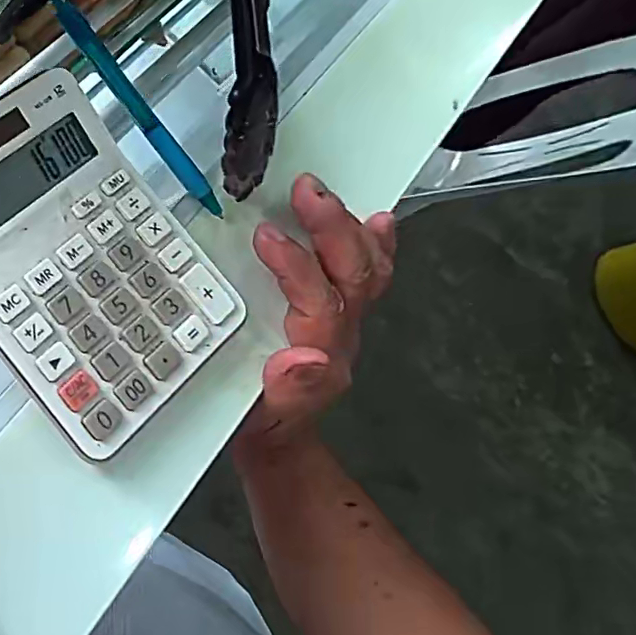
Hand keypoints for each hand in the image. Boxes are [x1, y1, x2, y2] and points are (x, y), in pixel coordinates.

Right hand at [232, 174, 394, 454]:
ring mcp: (342, 323)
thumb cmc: (263, 427)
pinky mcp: (335, 315)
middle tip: (307, 192)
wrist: (277, 441)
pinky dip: (370, 243)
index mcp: (317, 353)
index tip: (266, 236)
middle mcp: (338, 334)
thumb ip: (284, 391)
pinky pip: (365, 275)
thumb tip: (302, 359)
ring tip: (327, 196)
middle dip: (334, 229)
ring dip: (349, 228)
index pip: (318, 299)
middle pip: (352, 274)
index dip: (296, 264)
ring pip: (364, 270)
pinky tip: (371, 220)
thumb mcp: (263, 420)